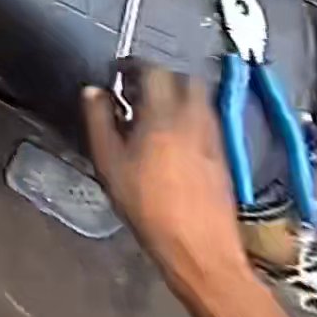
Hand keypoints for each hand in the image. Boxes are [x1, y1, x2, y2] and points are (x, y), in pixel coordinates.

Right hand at [82, 66, 248, 285]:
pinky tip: (168, 136)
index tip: (116, 71)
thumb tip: (94, 92)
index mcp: (164, 118)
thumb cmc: (146, 202)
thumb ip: (98, 118)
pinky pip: (207, 123)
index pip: (154, 72)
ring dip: (176, 96)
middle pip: (187, 81)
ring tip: (149, 110)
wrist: (199, 252)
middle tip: (136, 86)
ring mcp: (214, 143)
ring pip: (201, 102)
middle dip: (161, 76)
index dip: (133, 64)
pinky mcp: (223, 161)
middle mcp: (195, 124)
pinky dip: (187, 117)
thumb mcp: (107, 158)